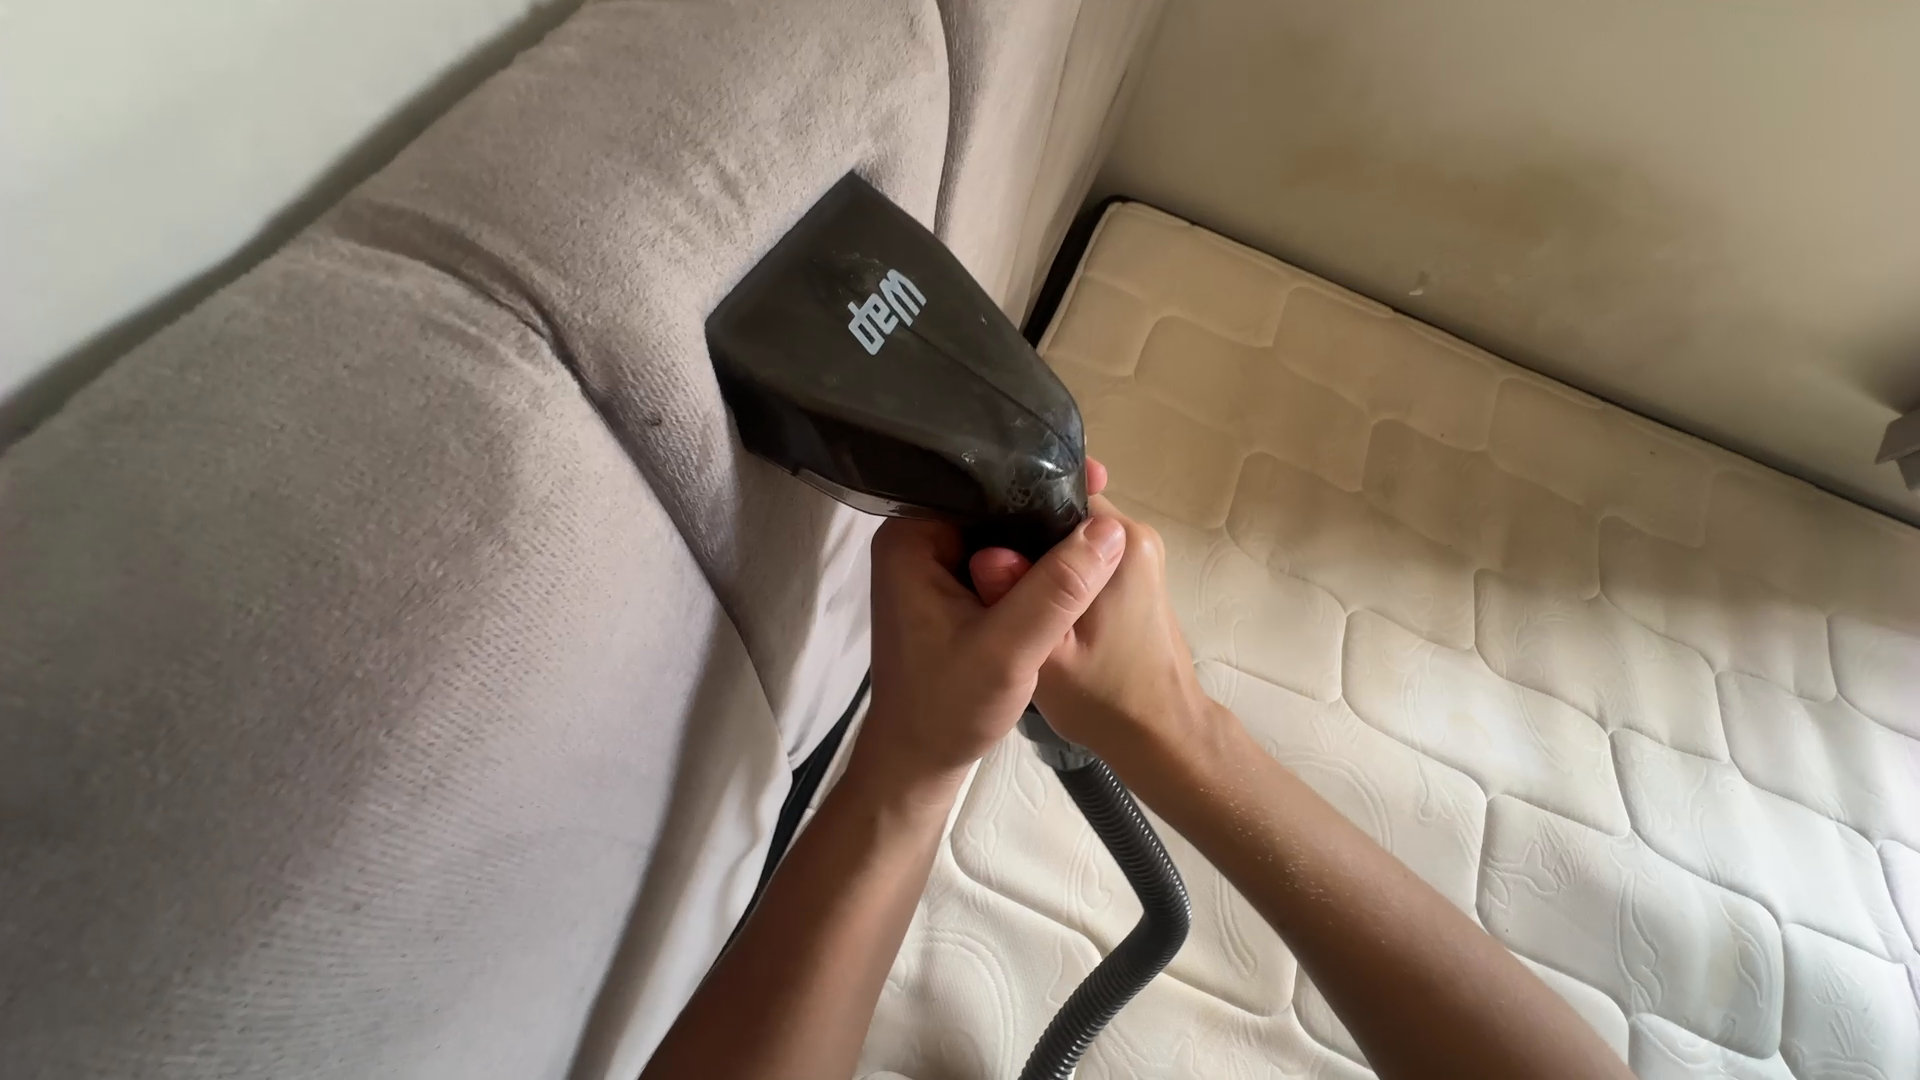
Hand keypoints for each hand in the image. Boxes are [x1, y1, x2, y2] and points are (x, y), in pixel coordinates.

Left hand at [857, 464, 1126, 792]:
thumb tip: (1110, 528)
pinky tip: (1071, 561)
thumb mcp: (1007, 650)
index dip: (1036, 478)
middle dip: (1044, 504)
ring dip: (1041, 535)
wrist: (919, 761)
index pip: (977, 486)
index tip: (1092, 476)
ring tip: (1096, 520)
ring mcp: (930, 567)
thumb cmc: (947, 708)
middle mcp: (914, 542)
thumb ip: (1056, 591)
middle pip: (989, 506)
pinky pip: (996, 560)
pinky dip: (1030, 563)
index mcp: (909, 538)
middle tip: (1102, 492)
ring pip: (997, 534)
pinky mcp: (947, 590)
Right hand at [972, 494, 1222, 773]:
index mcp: (1122, 542)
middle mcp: (1136, 537)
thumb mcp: (1049, 658)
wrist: (1160, 736)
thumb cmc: (1107, 699)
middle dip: (1020, 534)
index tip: (974, 535)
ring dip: (1035, 555)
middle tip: (978, 567)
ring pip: (1070, 536)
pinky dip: (1054, 571)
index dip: (1011, 511)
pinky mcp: (1134, 576)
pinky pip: (1083, 555)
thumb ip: (1016, 602)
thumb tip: (984, 553)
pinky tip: (1026, 597)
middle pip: (1062, 513)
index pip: (1056, 494)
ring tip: (996, 585)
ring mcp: (1138, 556)